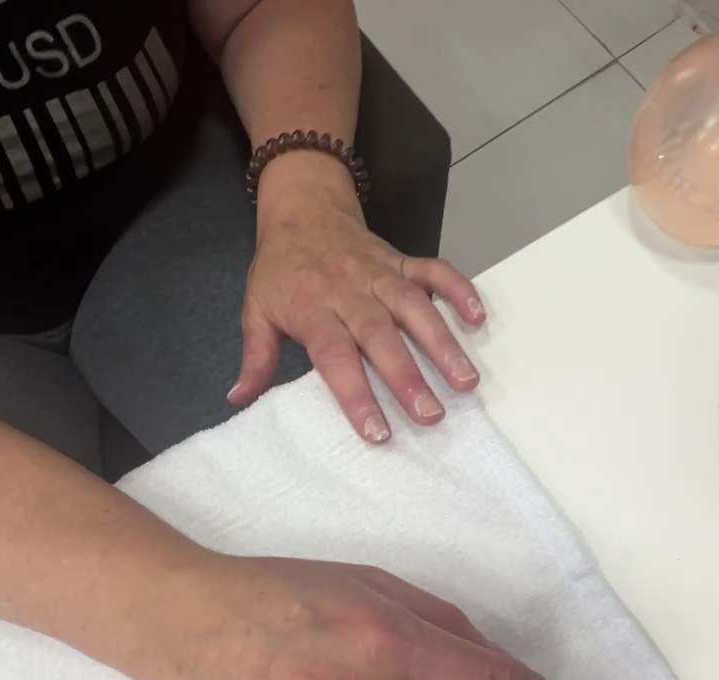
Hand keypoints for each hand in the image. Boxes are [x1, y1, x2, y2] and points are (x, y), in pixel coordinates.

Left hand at [233, 153, 485, 442]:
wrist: (302, 208)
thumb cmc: (281, 269)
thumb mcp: (256, 309)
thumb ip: (255, 357)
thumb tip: (240, 398)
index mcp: (314, 310)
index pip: (336, 358)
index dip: (357, 396)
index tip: (377, 432)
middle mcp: (351, 293)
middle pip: (382, 337)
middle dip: (408, 378)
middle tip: (430, 416)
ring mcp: (381, 274)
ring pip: (416, 307)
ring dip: (443, 343)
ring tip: (465, 382)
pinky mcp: (403, 260)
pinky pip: (435, 270)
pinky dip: (458, 289)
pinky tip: (479, 318)